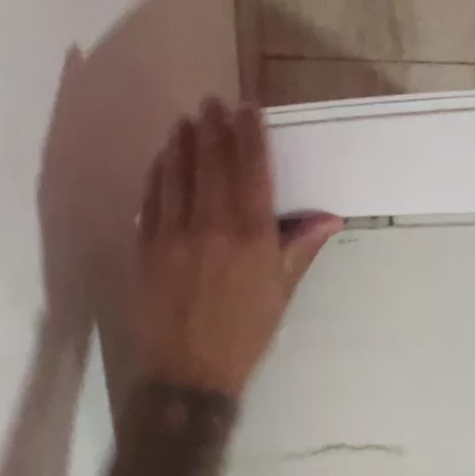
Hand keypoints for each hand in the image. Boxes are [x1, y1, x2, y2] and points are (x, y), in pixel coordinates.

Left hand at [128, 100, 341, 394]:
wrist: (191, 372)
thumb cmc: (245, 336)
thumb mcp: (281, 294)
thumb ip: (299, 249)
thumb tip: (329, 218)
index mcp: (251, 238)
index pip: (251, 171)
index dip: (250, 136)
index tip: (247, 110)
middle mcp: (211, 226)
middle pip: (212, 162)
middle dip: (213, 128)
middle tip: (213, 103)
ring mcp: (173, 232)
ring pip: (177, 173)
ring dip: (182, 142)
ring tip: (187, 122)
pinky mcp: (145, 245)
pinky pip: (151, 196)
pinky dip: (158, 172)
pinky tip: (163, 160)